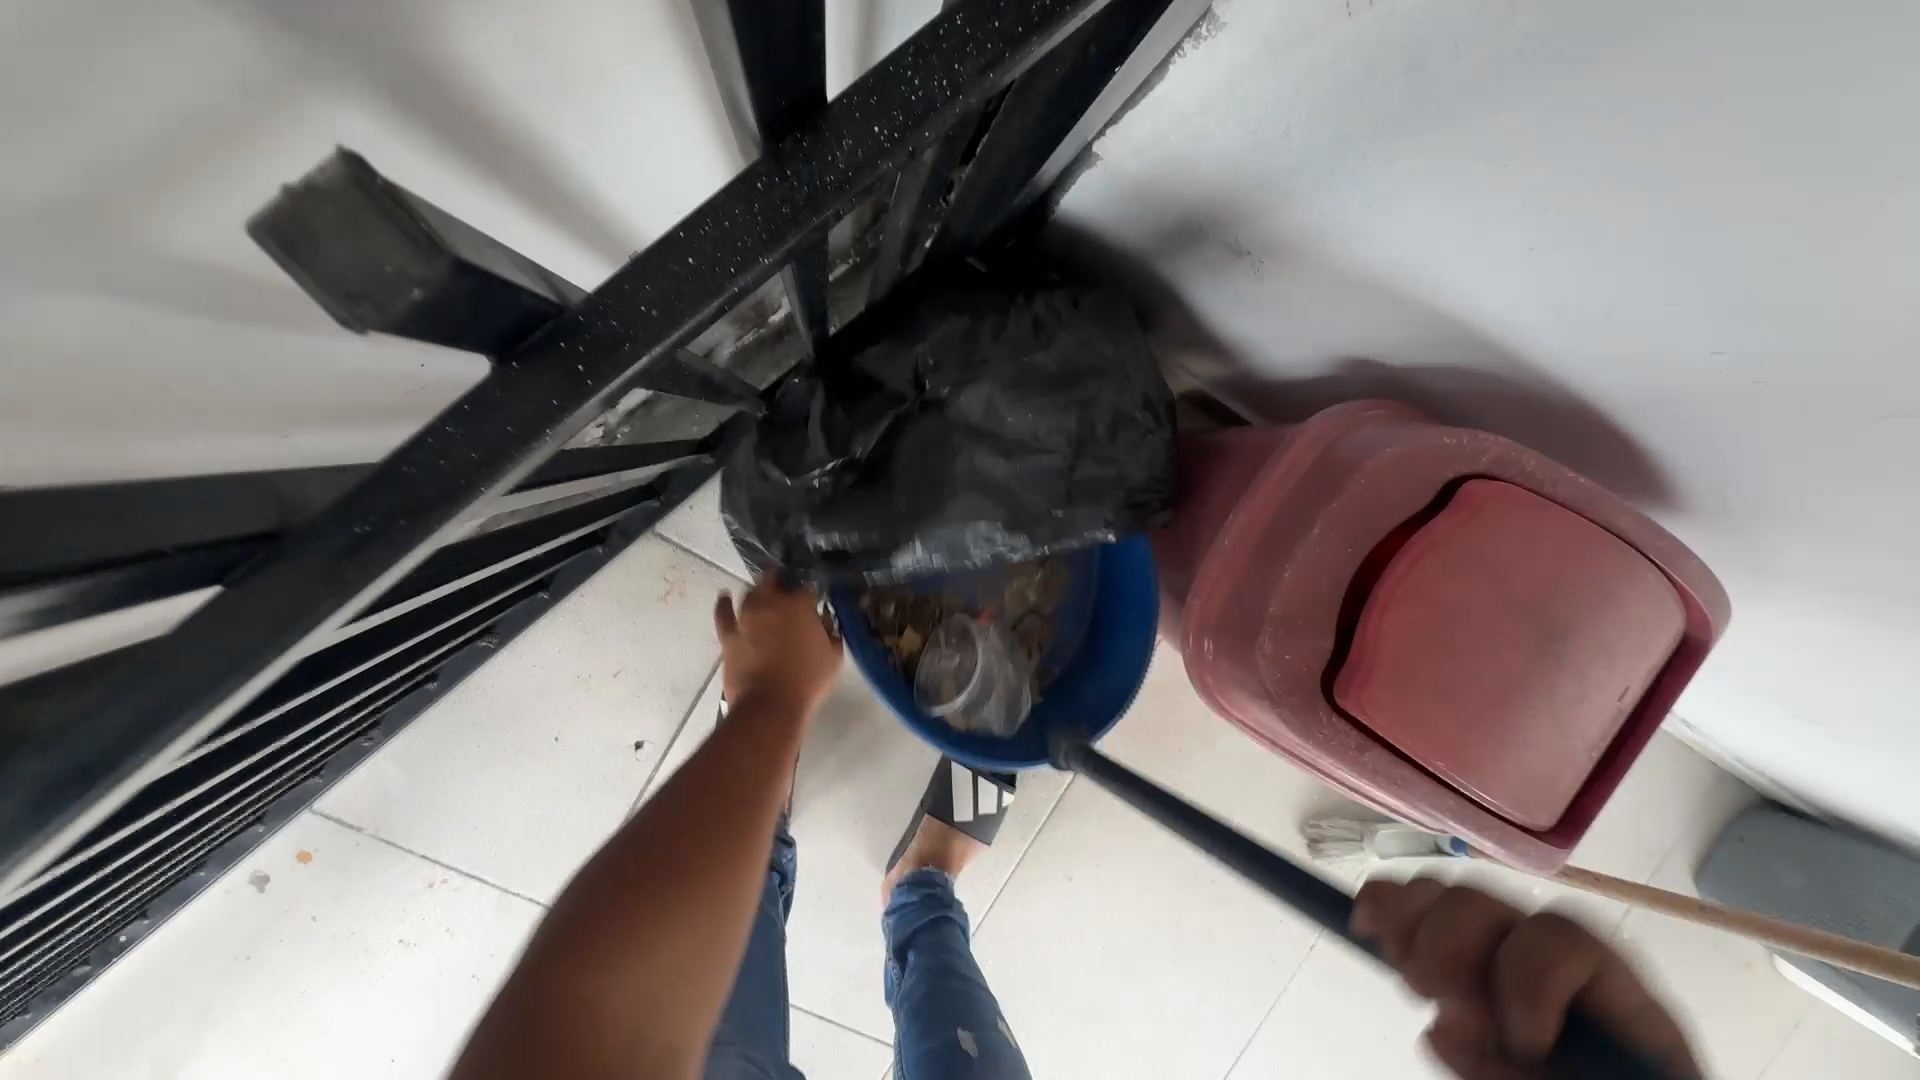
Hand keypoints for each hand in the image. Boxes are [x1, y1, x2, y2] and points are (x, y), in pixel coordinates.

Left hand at [713, 577, 842, 715]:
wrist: (770, 704)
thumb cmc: (807, 681)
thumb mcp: (833, 657)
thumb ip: (830, 634)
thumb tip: (824, 624)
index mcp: (799, 606)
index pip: (806, 589)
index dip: (810, 596)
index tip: (813, 604)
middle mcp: (771, 604)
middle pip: (774, 583)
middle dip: (782, 584)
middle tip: (788, 591)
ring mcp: (746, 617)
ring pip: (750, 593)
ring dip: (759, 591)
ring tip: (764, 594)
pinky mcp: (729, 635)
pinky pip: (723, 613)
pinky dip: (724, 604)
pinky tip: (725, 597)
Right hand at [1352, 878, 1699, 1079]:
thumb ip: (1530, 1077)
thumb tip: (1444, 1033)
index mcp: (1611, 999)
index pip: (1568, 939)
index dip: (1531, 975)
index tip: (1519, 1041)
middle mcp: (1549, 957)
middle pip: (1491, 904)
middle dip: (1450, 946)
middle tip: (1436, 1001)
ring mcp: (1494, 947)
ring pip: (1444, 896)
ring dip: (1410, 929)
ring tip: (1415, 986)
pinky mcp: (1446, 951)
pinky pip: (1406, 902)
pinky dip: (1381, 906)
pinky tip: (1366, 929)